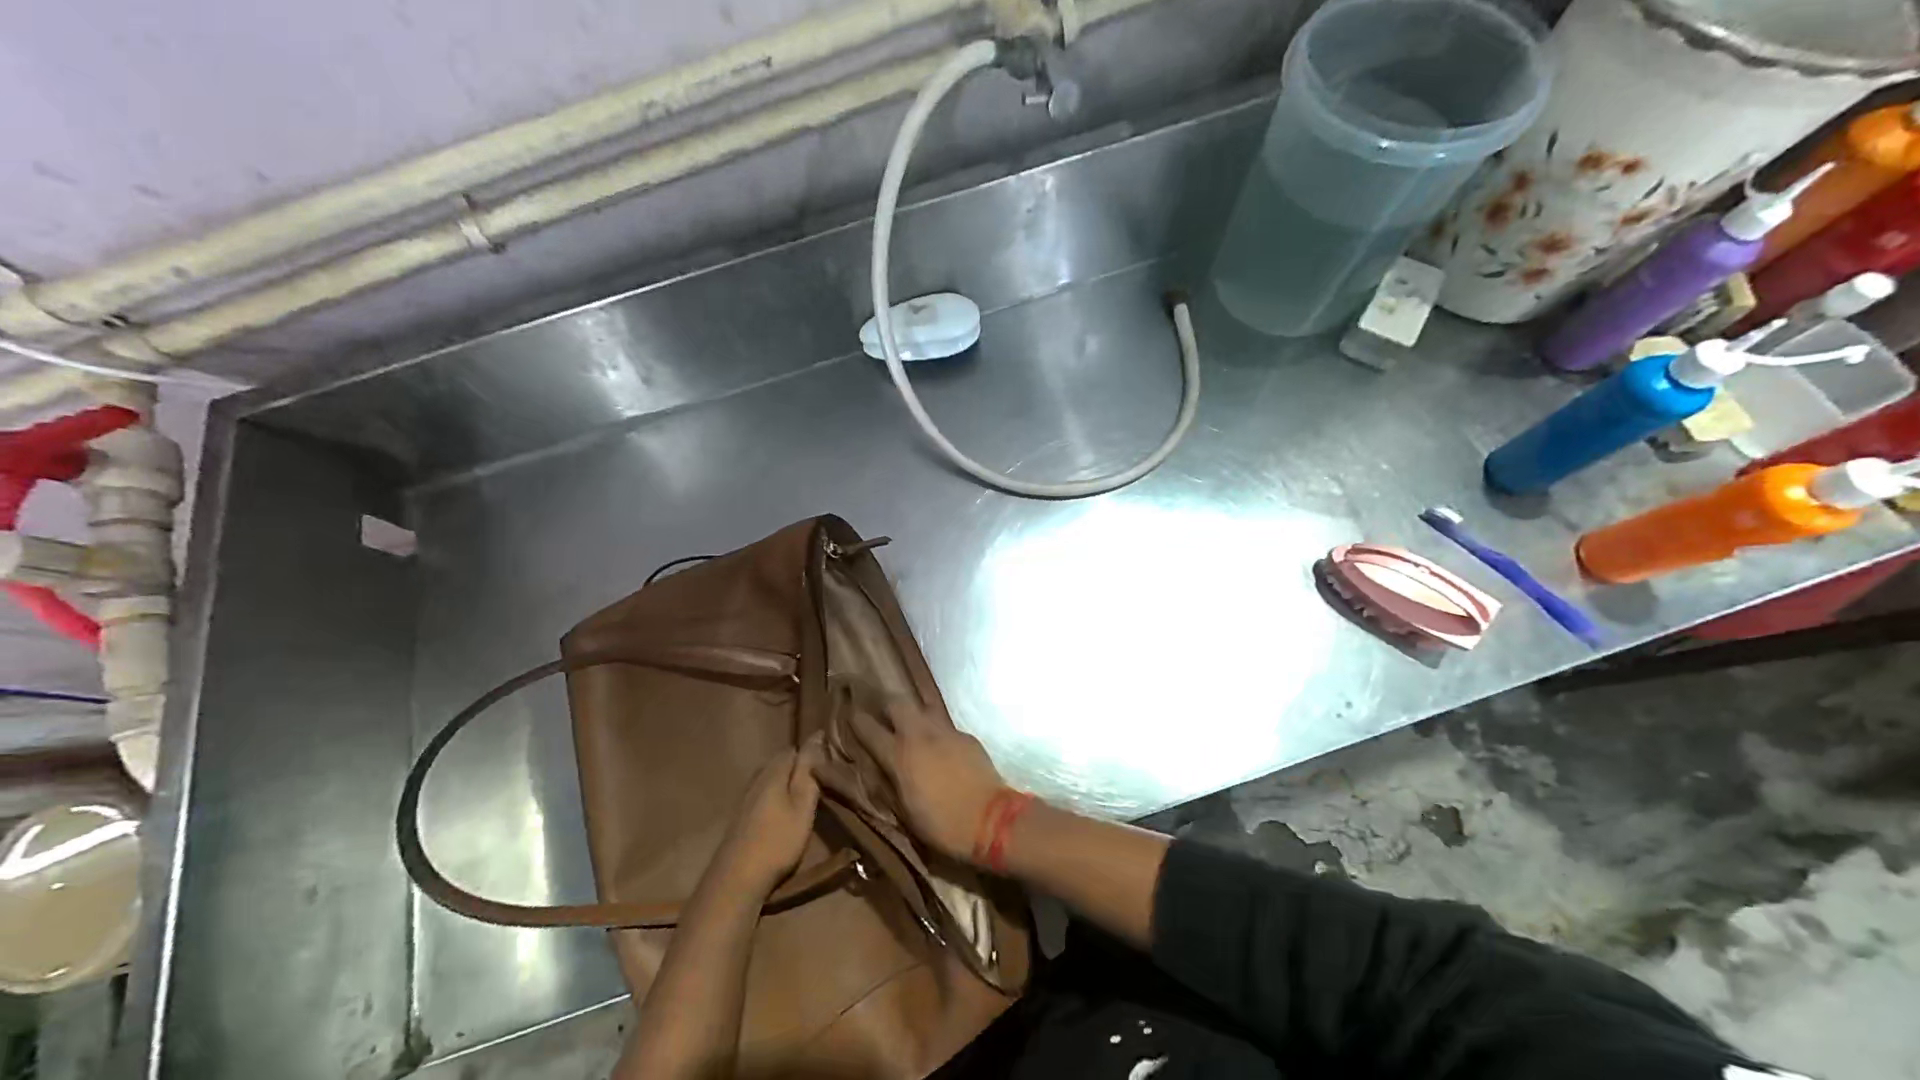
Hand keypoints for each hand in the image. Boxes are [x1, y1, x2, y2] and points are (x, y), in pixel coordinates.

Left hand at [710, 734, 824, 895]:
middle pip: (779, 763)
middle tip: (819, 781)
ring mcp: (745, 798)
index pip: (793, 749)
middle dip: (798, 766)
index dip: (810, 752)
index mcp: (773, 773)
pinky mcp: (740, 816)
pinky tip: (782, 810)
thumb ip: (808, 772)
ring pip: (769, 779)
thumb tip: (816, 737)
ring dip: (785, 782)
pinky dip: (775, 796)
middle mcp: (756, 779)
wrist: (737, 878)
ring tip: (804, 794)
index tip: (828, 763)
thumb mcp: (802, 806)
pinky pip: (762, 794)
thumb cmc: (778, 841)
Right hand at [850, 701, 1010, 863]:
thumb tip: (874, 770)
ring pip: (922, 708)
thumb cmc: (941, 825)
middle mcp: (920, 735)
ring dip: (912, 713)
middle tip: (881, 713)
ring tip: (908, 724)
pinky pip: (944, 725)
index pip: (868, 728)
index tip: (849, 713)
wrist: (990, 820)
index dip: (856, 719)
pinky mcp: (966, 736)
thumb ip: (886, 785)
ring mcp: (946, 732)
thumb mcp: (904, 812)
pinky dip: (935, 731)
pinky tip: (938, 745)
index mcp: (899, 756)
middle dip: (885, 704)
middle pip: (897, 702)